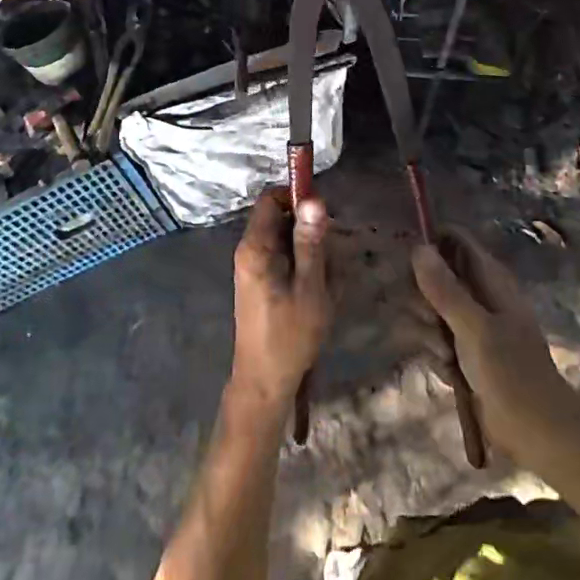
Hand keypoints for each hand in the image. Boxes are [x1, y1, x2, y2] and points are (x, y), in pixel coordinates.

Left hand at [228, 189, 331, 406]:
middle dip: (311, 233)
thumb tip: (314, 199)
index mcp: (256, 247)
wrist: (266, 380)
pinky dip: (306, 270)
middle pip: (283, 219)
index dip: (298, 199)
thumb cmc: (291, 334)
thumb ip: (312, 242)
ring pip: (289, 241)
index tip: (324, 219)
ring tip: (325, 286)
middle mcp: (249, 251)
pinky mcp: (261, 281)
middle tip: (330, 263)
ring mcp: (254, 267)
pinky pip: (287, 260)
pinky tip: (317, 294)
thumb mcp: (311, 286)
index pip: (272, 199)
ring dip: (313, 255)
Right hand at [412, 230, 579, 462]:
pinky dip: (437, 356)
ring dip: (428, 333)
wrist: (537, 432)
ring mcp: (473, 327)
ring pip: (433, 312)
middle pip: (437, 278)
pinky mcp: (466, 355)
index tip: (410, 269)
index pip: (457, 242)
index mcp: (491, 280)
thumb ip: (445, 289)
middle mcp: (481, 296)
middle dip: (425, 301)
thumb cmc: (512, 374)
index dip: (432, 247)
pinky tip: (447, 373)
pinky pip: (437, 342)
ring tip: (443, 357)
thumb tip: (419, 248)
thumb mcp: (474, 329)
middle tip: (430, 322)